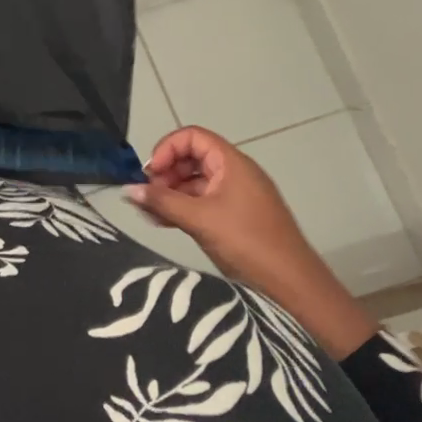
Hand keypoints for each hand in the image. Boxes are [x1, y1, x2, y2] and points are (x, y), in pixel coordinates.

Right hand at [125, 127, 312, 286]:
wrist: (294, 284)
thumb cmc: (247, 242)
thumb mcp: (199, 220)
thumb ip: (161, 202)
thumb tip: (128, 189)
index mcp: (231, 163)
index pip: (192, 137)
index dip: (167, 149)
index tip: (151, 174)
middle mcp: (235, 172)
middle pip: (192, 157)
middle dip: (166, 174)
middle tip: (149, 197)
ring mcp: (238, 194)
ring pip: (196, 181)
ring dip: (172, 194)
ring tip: (153, 215)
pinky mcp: (238, 215)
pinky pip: (205, 200)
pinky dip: (185, 207)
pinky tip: (167, 223)